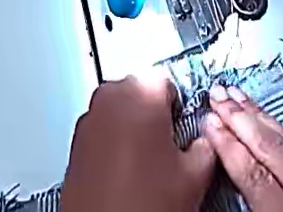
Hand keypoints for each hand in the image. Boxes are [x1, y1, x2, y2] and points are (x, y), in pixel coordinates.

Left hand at [62, 73, 216, 211]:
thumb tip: (204, 143)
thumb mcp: (192, 178)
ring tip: (144, 163)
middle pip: (142, 91)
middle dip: (154, 114)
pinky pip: (103, 125)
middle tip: (165, 149)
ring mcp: (92, 113)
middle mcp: (113, 93)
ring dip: (132, 125)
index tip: (182, 127)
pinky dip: (113, 139)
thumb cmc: (143, 203)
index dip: (179, 107)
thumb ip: (205, 148)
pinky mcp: (78, 135)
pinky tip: (123, 169)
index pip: (168, 82)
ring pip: (121, 108)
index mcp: (143, 92)